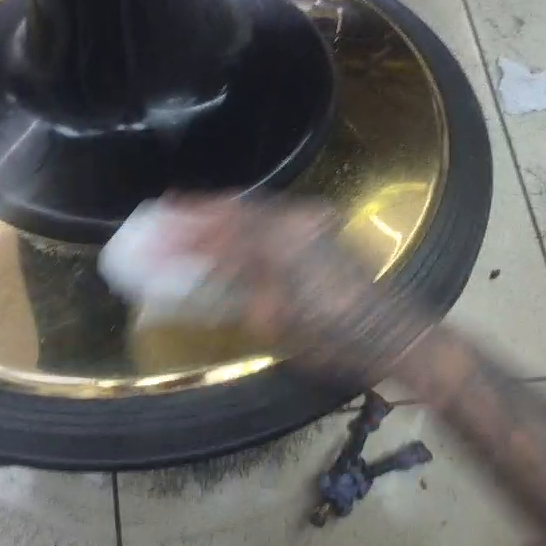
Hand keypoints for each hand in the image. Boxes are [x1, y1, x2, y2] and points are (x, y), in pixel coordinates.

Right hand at [158, 193, 437, 384]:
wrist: (392, 332)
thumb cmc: (333, 338)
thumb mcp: (273, 323)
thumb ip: (233, 291)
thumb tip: (200, 279)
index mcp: (273, 245)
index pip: (214, 236)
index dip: (180, 237)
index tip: (152, 235)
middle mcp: (288, 222)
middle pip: (230, 211)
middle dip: (194, 214)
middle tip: (163, 214)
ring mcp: (306, 220)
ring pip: (250, 207)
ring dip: (218, 211)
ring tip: (187, 212)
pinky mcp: (318, 226)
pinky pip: (271, 213)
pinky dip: (245, 215)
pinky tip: (230, 222)